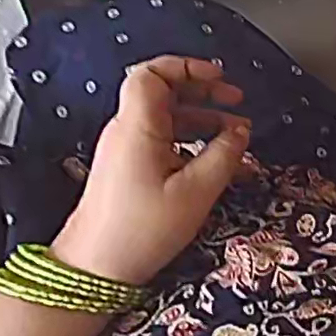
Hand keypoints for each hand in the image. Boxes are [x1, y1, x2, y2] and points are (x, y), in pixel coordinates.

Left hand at [49, 56, 249, 284]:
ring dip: (203, 118)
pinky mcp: (129, 169)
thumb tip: (241, 132)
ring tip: (236, 132)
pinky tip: (216, 157)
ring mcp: (126, 150)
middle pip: (163, 92)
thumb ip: (224, 155)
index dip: (186, 67)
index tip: (218, 76)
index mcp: (138, 128)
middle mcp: (127, 132)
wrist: (94, 268)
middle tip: (236, 100)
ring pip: (167, 118)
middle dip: (203, 91)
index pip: (152, 74)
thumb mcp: (196, 192)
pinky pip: (164, 140)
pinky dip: (192, 140)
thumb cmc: (143, 229)